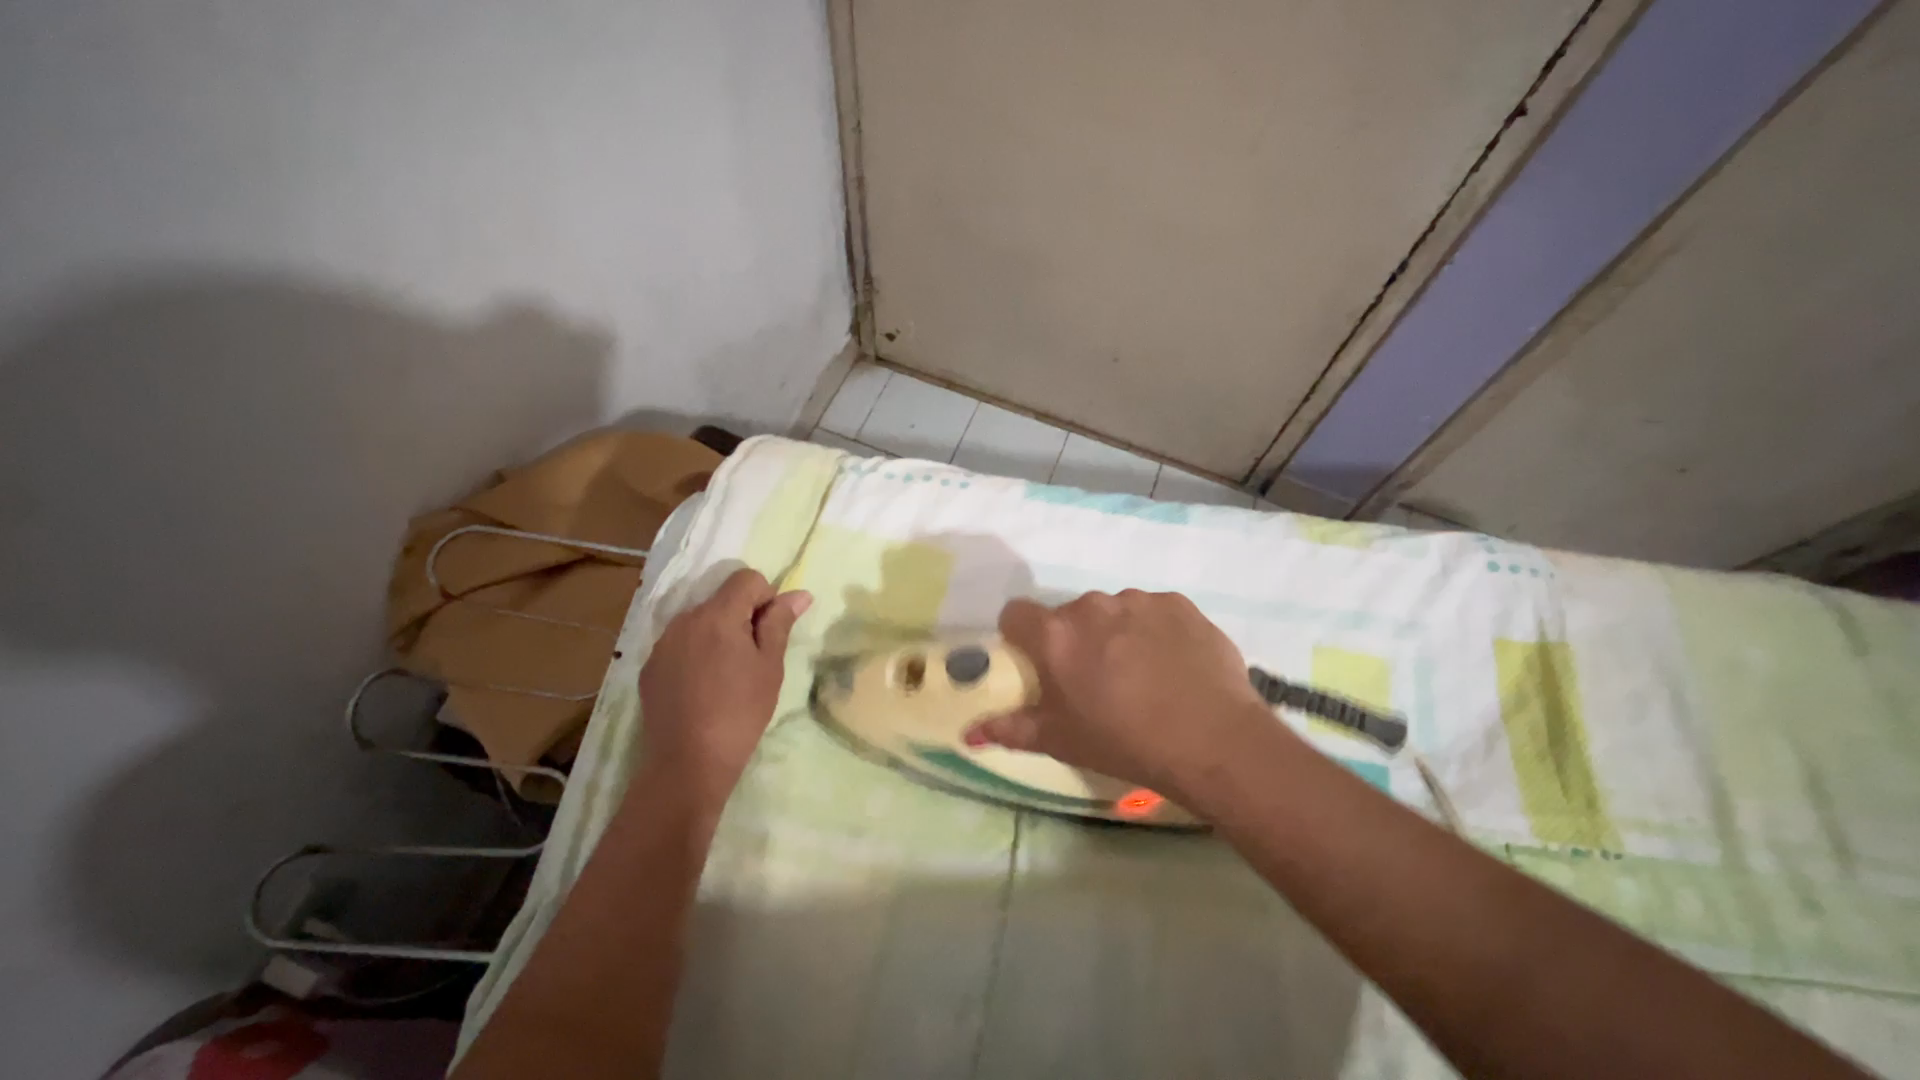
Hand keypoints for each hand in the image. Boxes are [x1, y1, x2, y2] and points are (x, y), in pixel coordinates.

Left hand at [637, 567, 810, 807]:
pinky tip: (702, 689)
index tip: (770, 632)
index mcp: (718, 615)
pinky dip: (696, 654)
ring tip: (726, 677)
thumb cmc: (740, 712)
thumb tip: (798, 594)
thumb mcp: (769, 667)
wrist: (688, 762)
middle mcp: (685, 619)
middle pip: (721, 598)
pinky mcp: (650, 666)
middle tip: (753, 659)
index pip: (746, 578)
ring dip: (718, 635)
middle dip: (742, 617)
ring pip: (699, 621)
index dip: (766, 597)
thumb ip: (780, 624)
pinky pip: (680, 645)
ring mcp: (662, 643)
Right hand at [966, 590, 1274, 804]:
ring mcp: (1139, 600)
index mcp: (1056, 635)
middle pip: (1069, 615)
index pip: (1016, 614)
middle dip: (1075, 640)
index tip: (1037, 664)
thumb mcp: (1060, 741)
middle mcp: (1092, 606)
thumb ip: (1011, 729)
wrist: (1212, 738)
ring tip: (1142, 676)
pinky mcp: (1180, 604)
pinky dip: (1156, 632)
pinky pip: (1154, 612)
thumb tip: (969, 732)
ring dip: (1117, 634)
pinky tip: (1173, 667)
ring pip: (1114, 612)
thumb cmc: (1124, 742)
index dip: (1021, 637)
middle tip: (1096, 682)